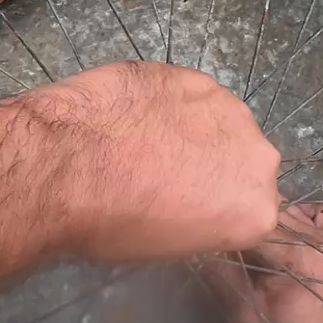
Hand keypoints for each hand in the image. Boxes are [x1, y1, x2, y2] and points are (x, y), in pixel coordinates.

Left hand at [18, 62, 281, 261]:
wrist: (65, 166)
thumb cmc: (112, 224)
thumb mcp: (165, 247)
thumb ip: (201, 221)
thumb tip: (193, 203)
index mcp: (256, 212)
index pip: (250, 210)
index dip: (218, 207)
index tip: (191, 206)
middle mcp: (257, 158)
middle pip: (243, 161)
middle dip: (213, 166)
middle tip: (166, 172)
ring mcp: (228, 109)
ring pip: (219, 122)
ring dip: (194, 129)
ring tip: (145, 139)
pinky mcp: (195, 75)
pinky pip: (190, 93)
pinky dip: (168, 102)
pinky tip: (134, 111)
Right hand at [202, 204, 322, 322]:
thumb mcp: (244, 315)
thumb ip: (220, 273)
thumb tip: (193, 247)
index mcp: (297, 251)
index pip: (249, 220)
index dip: (221, 228)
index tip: (201, 238)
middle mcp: (317, 239)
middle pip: (268, 209)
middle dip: (240, 222)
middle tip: (217, 243)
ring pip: (288, 211)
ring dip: (263, 221)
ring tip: (245, 244)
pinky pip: (316, 219)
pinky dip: (297, 220)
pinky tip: (279, 241)